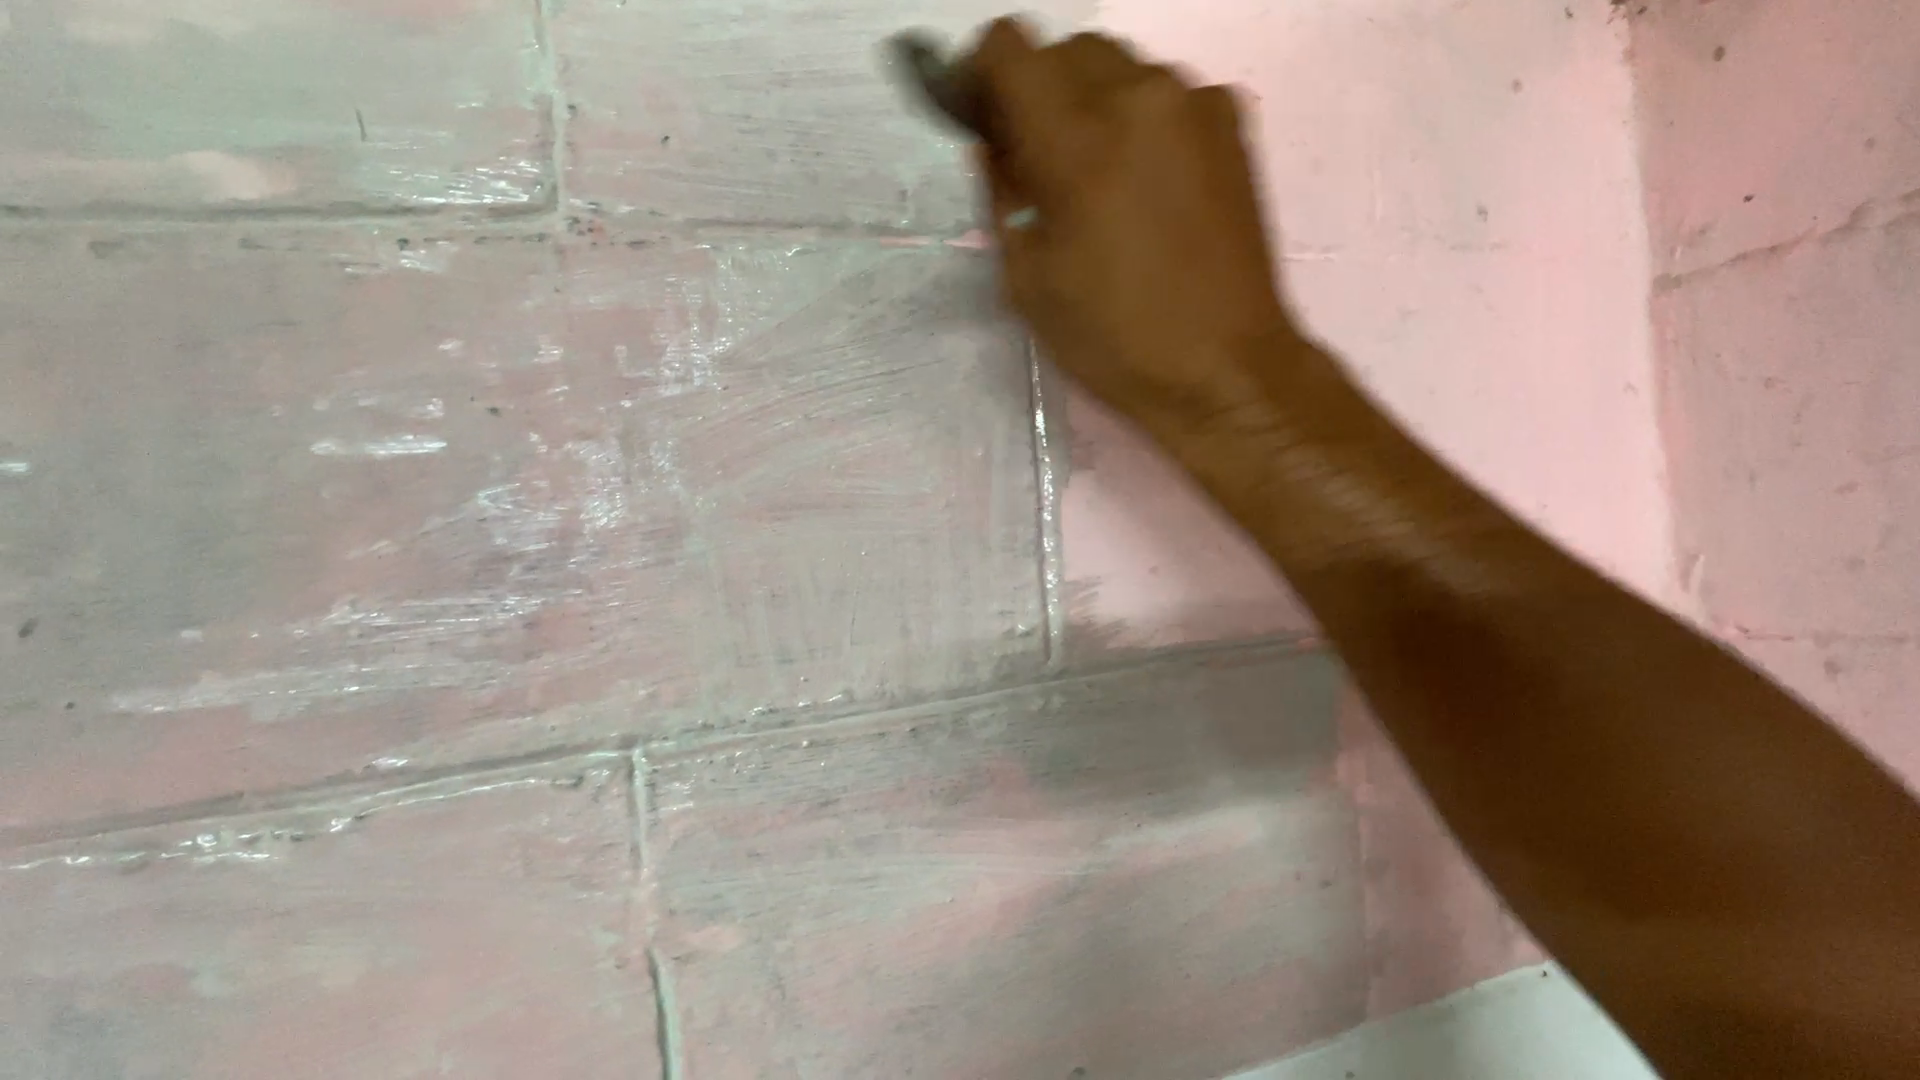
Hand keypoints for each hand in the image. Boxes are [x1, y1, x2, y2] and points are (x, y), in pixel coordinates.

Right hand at [961, 18, 1293, 438]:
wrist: (1226, 366)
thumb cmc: (1115, 338)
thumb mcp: (1028, 280)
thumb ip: (1002, 195)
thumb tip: (995, 145)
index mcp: (1076, 142)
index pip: (1010, 47)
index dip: (985, 75)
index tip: (987, 119)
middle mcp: (1138, 98)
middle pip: (1067, 50)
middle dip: (1041, 93)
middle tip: (1041, 163)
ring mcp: (1195, 104)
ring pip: (1121, 69)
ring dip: (1094, 106)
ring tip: (1101, 182)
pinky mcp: (1233, 122)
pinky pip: (1167, 96)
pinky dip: (1143, 123)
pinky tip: (1150, 186)